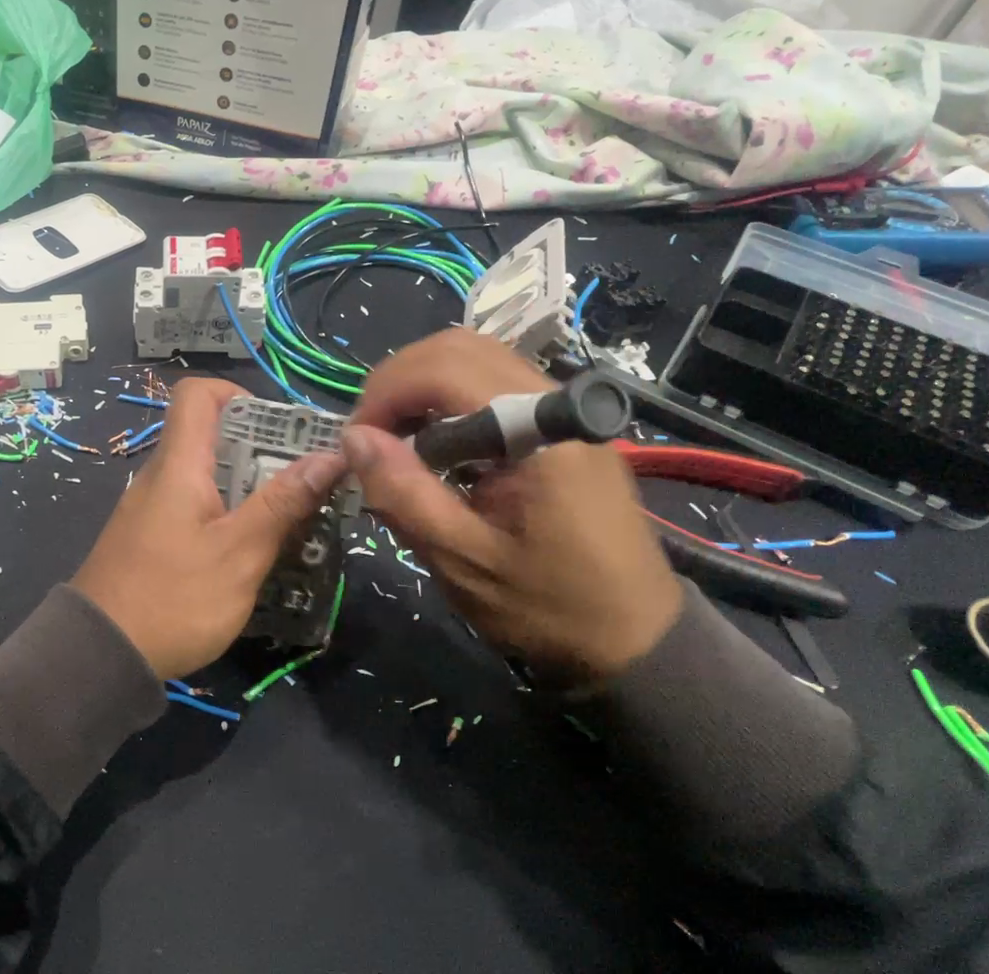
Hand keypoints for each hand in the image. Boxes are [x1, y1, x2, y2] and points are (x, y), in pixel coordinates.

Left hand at [73, 378, 346, 679]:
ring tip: (291, 521)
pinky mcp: (148, 540)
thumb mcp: (239, 554)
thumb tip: (329, 456)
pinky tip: (252, 552)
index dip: (239, 396)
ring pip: (205, 478)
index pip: (197, 394)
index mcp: (177, 465)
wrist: (100, 655)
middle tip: (305, 485)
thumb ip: (282, 504)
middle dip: (261, 452)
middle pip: (209, 437)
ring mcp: (149, 510)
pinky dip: (226, 517)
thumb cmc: (173, 599)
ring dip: (248, 490)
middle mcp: (159, 477)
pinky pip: (192, 510)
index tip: (279, 431)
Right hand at [342, 330, 681, 684]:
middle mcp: (555, 403)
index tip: (356, 444)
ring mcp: (560, 410)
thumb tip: (353, 439)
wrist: (636, 639)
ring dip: (419, 390)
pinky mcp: (558, 425)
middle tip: (369, 438)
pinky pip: (490, 386)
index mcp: (541, 433)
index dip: (388, 392)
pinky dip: (445, 403)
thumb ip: (406, 496)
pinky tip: (432, 450)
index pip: (448, 368)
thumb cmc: (549, 609)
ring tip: (394, 444)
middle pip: (459, 348)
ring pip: (473, 360)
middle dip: (398, 382)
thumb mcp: (464, 563)